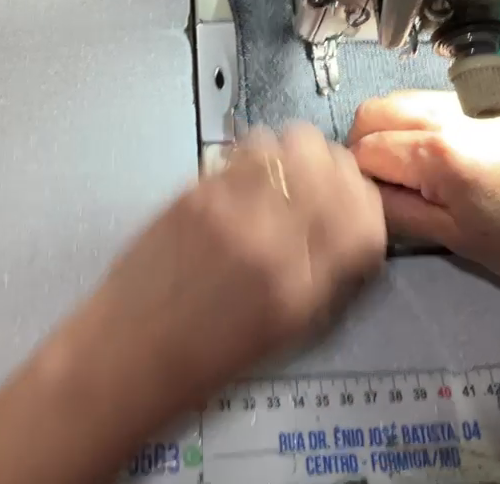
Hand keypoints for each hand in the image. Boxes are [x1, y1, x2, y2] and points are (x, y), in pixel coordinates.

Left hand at [73, 125, 385, 413]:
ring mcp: (231, 206)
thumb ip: (328, 276)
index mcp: (301, 284)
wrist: (132, 350)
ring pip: (290, 143)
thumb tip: (353, 233)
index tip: (359, 206)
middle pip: (330, 165)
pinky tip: (251, 175)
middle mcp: (271, 237)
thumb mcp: (290, 330)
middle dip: (336, 171)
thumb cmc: (209, 357)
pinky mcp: (197, 189)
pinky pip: (247, 149)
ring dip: (298, 156)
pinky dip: (260, 154)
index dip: (367, 205)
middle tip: (324, 184)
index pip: (363, 216)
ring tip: (285, 177)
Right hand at [347, 91, 499, 297]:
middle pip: (372, 111)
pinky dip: (415, 120)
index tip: (373, 201)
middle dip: (363, 143)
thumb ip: (399, 211)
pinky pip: (429, 100)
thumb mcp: (457, 241)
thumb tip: (364, 194)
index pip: (366, 151)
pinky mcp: (486, 100)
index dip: (361, 179)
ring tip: (410, 168)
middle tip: (383, 181)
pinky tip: (438, 154)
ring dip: (387, 128)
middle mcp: (447, 114)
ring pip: (397, 98)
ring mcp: (468, 101)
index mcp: (439, 154)